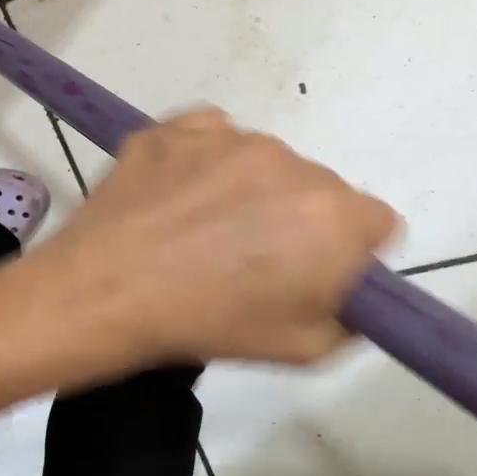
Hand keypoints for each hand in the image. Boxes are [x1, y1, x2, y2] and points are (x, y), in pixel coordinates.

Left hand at [19, 107, 397, 366]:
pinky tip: (173, 192)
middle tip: (239, 251)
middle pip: (312, 185)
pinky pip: (204, 133)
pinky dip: (197, 156)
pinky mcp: (168, 128)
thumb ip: (354, 311)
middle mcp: (287, 162)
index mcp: (336, 215)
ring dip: (241, 183)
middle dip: (290, 214)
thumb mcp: (308, 347)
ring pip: (257, 158)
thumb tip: (350, 285)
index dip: (341, 249)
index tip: (302, 268)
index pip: (371, 223)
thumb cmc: (206, 323)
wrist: (104, 290)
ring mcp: (221, 138)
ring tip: (194, 225)